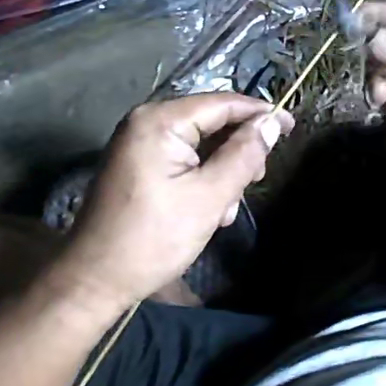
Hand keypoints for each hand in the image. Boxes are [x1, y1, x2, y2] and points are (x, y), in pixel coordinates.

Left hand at [53, 94, 292, 305]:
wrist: (93, 282)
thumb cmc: (153, 238)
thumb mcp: (210, 197)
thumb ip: (244, 154)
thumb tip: (272, 122)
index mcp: (159, 121)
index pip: (222, 103)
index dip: (260, 113)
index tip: (291, 126)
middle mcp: (146, 122)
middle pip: (212, 121)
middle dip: (238, 150)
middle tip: (256, 180)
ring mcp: (139, 142)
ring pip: (202, 142)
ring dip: (223, 170)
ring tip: (228, 207)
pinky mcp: (139, 164)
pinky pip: (184, 158)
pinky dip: (204, 177)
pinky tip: (211, 209)